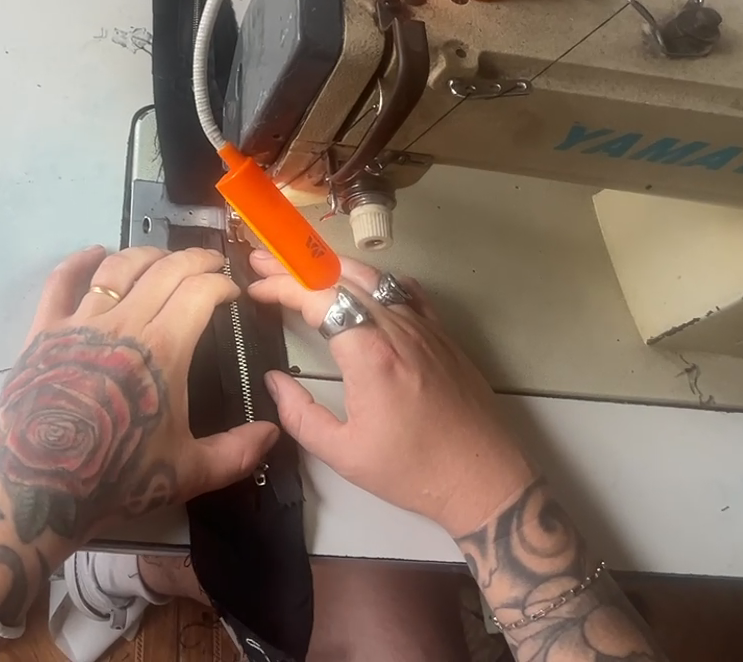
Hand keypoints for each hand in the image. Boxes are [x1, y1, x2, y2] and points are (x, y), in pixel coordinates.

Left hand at [0, 245, 280, 548]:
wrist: (36, 488)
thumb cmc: (115, 476)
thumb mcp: (186, 471)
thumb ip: (236, 451)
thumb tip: (274, 433)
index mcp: (163, 348)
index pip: (200, 291)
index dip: (222, 283)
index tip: (232, 291)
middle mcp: (124, 321)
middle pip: (165, 269)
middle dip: (195, 259)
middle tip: (210, 263)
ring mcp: (81, 321)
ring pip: (119, 267)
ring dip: (147, 254)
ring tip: (162, 259)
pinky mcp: (44, 329)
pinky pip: (61, 282)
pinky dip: (79, 261)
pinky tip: (94, 254)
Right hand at [247, 251, 534, 536]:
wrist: (486, 481)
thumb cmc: (413, 471)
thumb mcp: (343, 453)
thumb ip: (299, 414)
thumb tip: (273, 380)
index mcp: (369, 352)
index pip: (316, 297)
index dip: (280, 286)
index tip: (255, 288)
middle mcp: (396, 326)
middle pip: (338, 277)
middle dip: (296, 266)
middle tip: (263, 261)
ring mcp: (422, 325)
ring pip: (371, 275)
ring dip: (330, 266)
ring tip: (301, 264)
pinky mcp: (441, 332)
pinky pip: (403, 290)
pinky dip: (373, 278)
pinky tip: (359, 283)